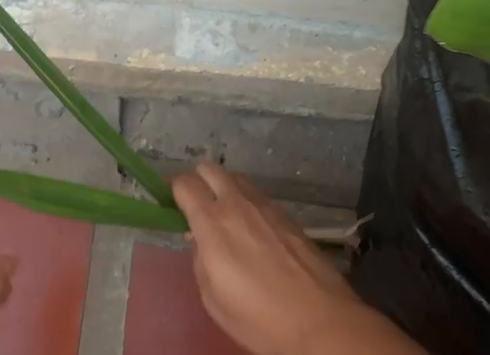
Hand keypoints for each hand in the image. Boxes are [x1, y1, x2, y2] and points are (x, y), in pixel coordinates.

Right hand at [173, 163, 420, 354]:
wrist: (318, 320)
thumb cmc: (258, 318)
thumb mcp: (213, 299)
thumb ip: (200, 260)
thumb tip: (200, 241)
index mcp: (212, 222)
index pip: (184, 184)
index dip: (174, 189)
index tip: (171, 202)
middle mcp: (236, 203)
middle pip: (209, 168)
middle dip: (197, 179)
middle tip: (195, 202)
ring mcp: (265, 205)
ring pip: (235, 178)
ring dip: (223, 187)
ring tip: (225, 213)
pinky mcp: (287, 214)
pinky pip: (258, 195)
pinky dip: (247, 201)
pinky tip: (253, 227)